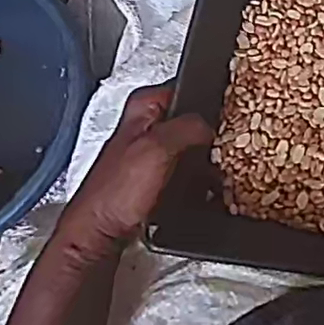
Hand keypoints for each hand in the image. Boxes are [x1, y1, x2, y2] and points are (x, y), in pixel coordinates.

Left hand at [55, 83, 211, 261]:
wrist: (100, 235)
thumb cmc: (114, 194)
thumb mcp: (158, 148)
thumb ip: (190, 126)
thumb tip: (211, 127)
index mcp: (144, 105)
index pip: (190, 89)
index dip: (210, 103)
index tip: (223, 117)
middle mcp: (148, 124)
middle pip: (197, 120)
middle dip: (212, 135)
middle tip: (217, 149)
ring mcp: (155, 150)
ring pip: (198, 146)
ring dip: (209, 159)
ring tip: (210, 172)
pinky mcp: (161, 173)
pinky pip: (194, 168)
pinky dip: (202, 177)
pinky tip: (203, 187)